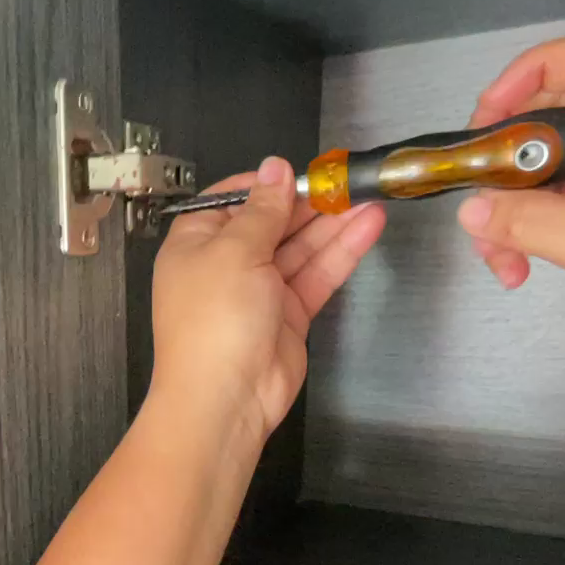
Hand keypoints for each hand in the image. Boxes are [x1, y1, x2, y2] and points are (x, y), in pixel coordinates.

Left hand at [150, 157, 385, 441]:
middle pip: (270, 223)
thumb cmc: (215, 319)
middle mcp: (224, 265)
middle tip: (347, 177)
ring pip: (298, 248)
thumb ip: (262, 209)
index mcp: (194, 244)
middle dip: (306, 202)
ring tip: (369, 194)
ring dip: (332, 222)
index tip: (298, 172)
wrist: (225, 398)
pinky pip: (314, 276)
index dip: (264, 185)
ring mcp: (258, 292)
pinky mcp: (287, 316)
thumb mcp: (234, 251)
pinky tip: (368, 225)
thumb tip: (274, 167)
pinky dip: (340, 252)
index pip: (229, 202)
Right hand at [456, 31, 564, 379]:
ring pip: (537, 172)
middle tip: (472, 183)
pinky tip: (513, 272)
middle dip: (503, 152)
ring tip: (494, 254)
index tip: (486, 114)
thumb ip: (534, 224)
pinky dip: (516, 237)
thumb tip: (470, 210)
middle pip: (552, 116)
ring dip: (503, 209)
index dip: (535, 69)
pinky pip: (540, 212)